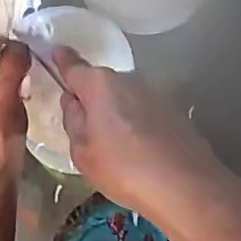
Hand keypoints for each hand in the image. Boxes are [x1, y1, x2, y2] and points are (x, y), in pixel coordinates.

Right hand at [52, 47, 240, 240]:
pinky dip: (136, 123)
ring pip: (123, 97)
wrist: (187, 187)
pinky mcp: (174, 110)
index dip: (60, 60)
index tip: (53, 54)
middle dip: (90, 97)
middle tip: (84, 129)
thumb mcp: (82, 152)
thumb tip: (73, 101)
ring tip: (115, 147)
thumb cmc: (124, 169)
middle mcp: (127, 79)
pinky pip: (143, 111)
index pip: (72, 64)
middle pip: (99, 83)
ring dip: (115, 112)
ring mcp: (153, 93)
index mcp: (98, 85)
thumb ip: (72, 120)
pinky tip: (139, 151)